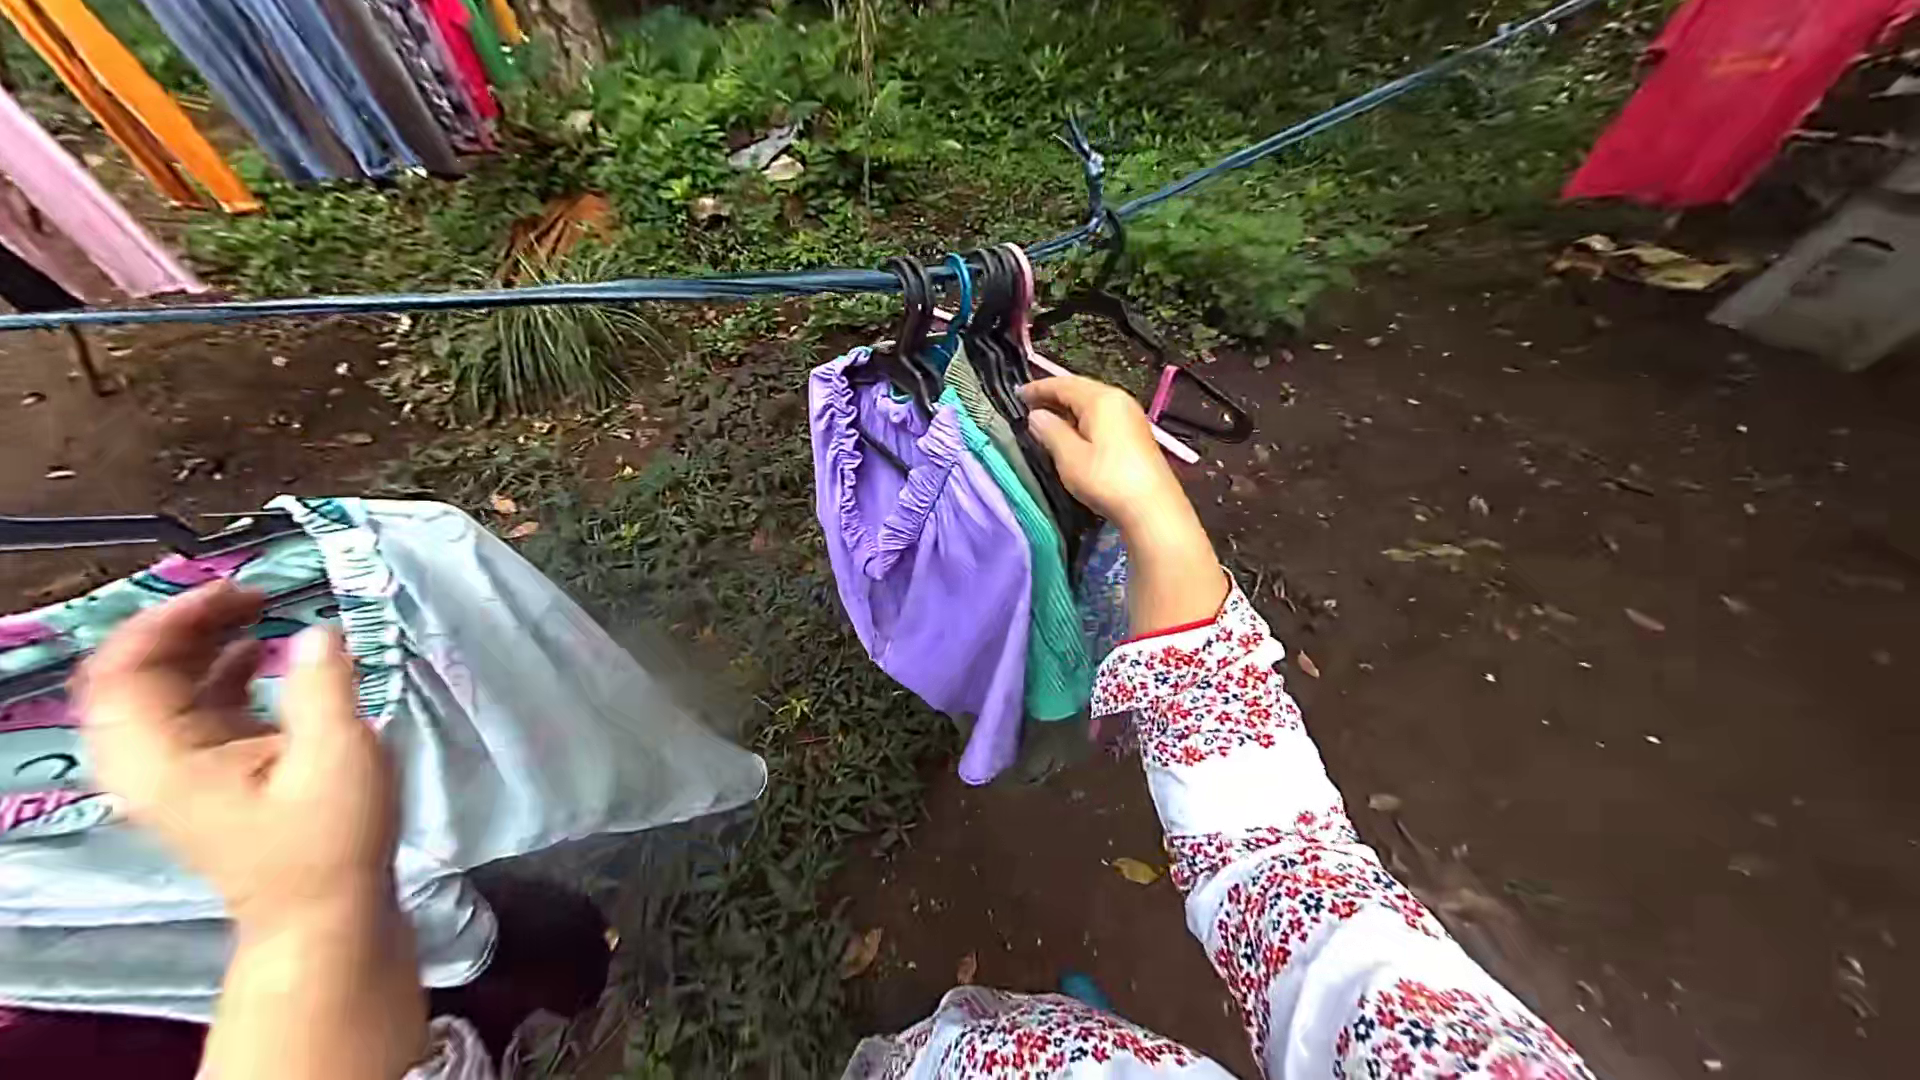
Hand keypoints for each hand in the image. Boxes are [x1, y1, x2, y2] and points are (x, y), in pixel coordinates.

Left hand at [73, 582, 400, 930]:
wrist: (324, 904)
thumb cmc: (329, 833)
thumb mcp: (338, 753)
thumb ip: (324, 686)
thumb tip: (317, 632)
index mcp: (162, 757)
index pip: (124, 671)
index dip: (167, 620)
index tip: (234, 589)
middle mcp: (154, 758)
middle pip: (141, 674)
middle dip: (192, 623)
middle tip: (257, 592)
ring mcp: (184, 764)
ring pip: (172, 686)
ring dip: (212, 643)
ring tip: (266, 611)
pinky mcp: (218, 767)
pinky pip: (204, 704)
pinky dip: (231, 670)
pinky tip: (269, 654)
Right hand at [1021, 375, 1228, 632]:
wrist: (1152, 508)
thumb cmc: (1107, 480)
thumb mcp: (1070, 457)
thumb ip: (1051, 432)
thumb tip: (1036, 415)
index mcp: (1101, 399)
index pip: (1063, 384)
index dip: (1038, 388)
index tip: (1018, 394)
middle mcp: (1119, 400)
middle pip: (1081, 389)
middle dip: (1054, 395)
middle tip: (1029, 404)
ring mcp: (1131, 416)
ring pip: (1093, 402)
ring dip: (1068, 407)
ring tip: (1047, 418)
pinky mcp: (1136, 433)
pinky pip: (1103, 415)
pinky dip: (1083, 418)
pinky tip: (1074, 432)